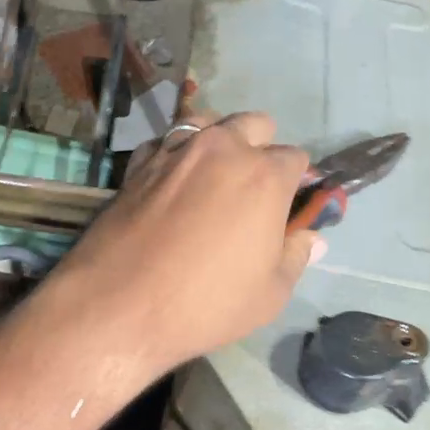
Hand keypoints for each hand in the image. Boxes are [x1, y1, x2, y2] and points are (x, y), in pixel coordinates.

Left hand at [38, 112, 322, 375]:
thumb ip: (295, 258)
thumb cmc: (203, 305)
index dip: (294, 184)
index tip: (285, 209)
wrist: (116, 306)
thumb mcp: (267, 296)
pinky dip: (174, 155)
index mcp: (264, 175)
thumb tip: (312, 238)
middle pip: (253, 125)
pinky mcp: (136, 165)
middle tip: (248, 192)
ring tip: (210, 177)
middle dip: (259, 149)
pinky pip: (165, 143)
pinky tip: (171, 185)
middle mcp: (221, 149)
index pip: (295, 159)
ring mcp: (174, 152)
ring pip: (206, 123)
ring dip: (216, 142)